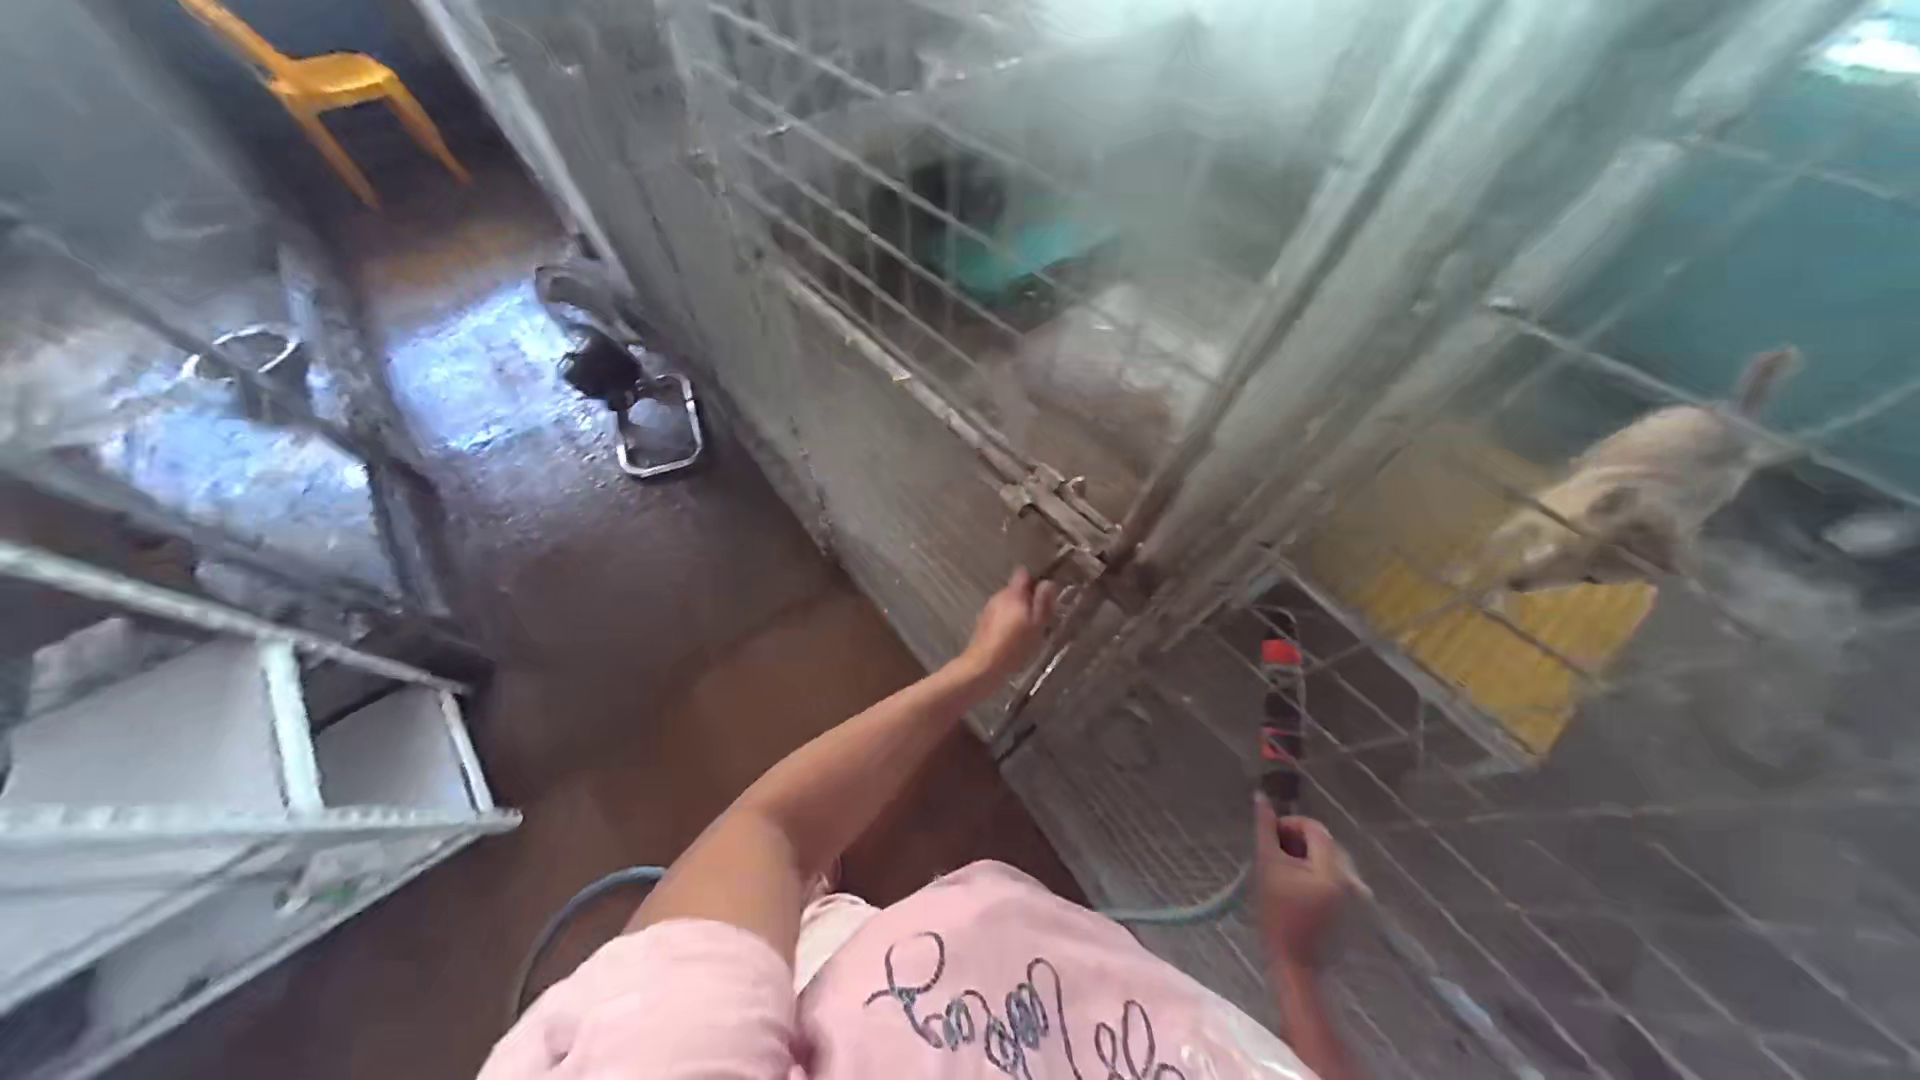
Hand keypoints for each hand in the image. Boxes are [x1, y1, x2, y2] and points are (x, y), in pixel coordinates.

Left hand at [957, 568, 1058, 682]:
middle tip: (1039, 618)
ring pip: (1008, 603)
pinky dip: (1007, 622)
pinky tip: (1013, 639)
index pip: (1023, 574)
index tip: (1044, 595)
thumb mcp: (1037, 624)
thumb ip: (1043, 602)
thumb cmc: (1015, 645)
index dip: (1034, 581)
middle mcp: (998, 596)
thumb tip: (1048, 583)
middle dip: (1028, 600)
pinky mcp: (983, 623)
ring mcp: (988, 609)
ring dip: (1017, 612)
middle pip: (1016, 590)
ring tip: (1027, 632)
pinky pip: (1000, 616)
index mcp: (1013, 593)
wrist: (983, 666)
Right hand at [1252, 799, 1350, 969]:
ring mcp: (1358, 895)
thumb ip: (1265, 828)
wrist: (1295, 962)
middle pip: (1324, 842)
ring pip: (1329, 858)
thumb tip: (1261, 796)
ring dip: (1306, 855)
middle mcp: (1353, 878)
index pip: (1315, 828)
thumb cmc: (1276, 913)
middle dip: (1297, 840)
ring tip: (1283, 870)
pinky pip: (1336, 875)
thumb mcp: (1267, 865)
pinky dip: (1317, 872)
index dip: (1291, 824)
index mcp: (1334, 869)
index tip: (1271, 836)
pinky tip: (1298, 886)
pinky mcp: (1355, 906)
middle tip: (1273, 853)